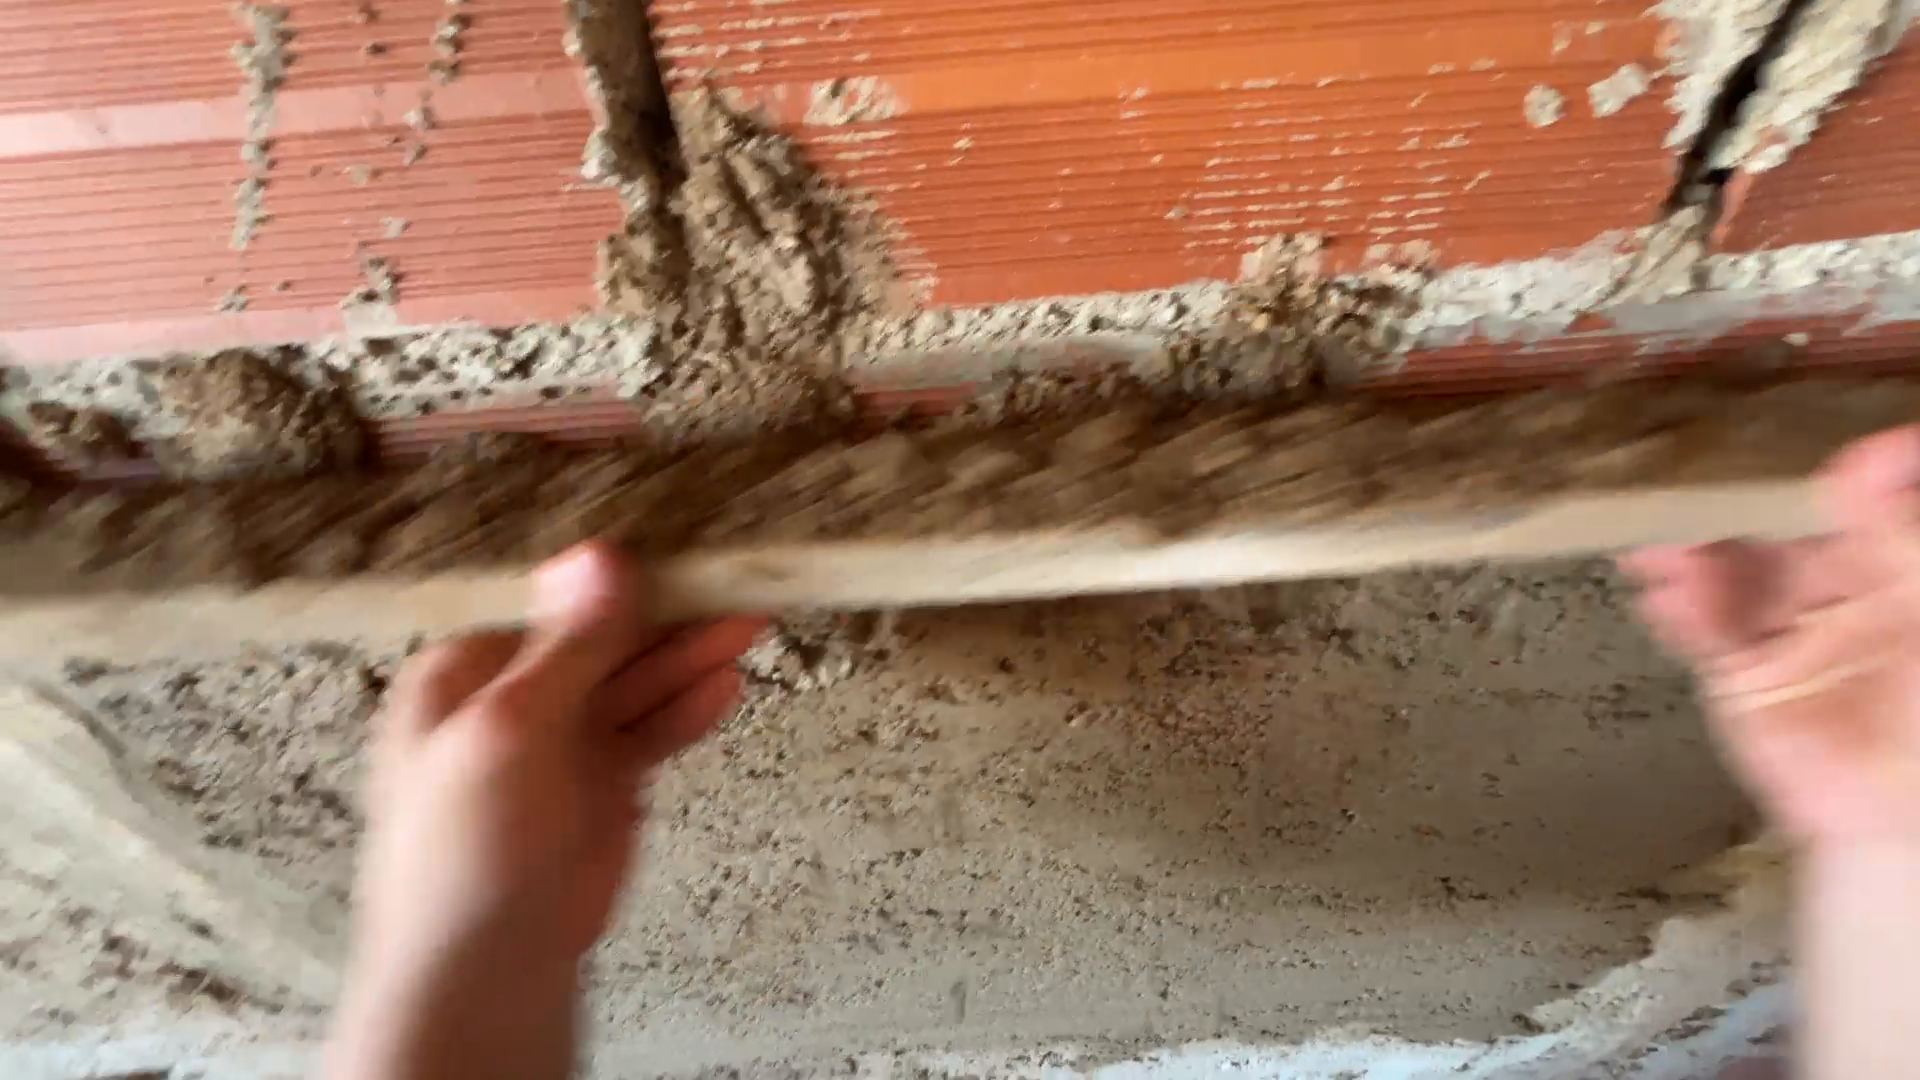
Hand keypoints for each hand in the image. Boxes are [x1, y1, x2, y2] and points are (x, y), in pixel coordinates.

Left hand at [323, 541, 763, 1079]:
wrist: (493, 964)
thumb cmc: (474, 843)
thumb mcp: (513, 730)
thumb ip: (568, 644)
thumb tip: (598, 552)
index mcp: (474, 670)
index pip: (559, 606)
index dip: (622, 583)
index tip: (685, 559)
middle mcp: (521, 694)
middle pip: (611, 641)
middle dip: (673, 622)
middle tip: (739, 594)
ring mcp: (569, 735)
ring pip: (641, 681)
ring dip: (692, 658)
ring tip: (749, 627)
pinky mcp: (609, 773)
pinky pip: (655, 726)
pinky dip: (689, 709)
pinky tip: (726, 688)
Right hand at [1621, 427, 1919, 844]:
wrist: (1905, 817)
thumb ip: (1901, 535)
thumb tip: (1880, 450)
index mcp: (1900, 574)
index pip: (1854, 509)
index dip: (1822, 477)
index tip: (1784, 448)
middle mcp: (1844, 597)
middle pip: (1773, 541)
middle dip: (1724, 517)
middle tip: (1679, 492)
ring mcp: (1788, 635)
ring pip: (1729, 582)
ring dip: (1689, 561)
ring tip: (1652, 546)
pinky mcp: (1741, 672)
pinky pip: (1705, 634)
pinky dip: (1679, 612)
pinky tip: (1660, 593)